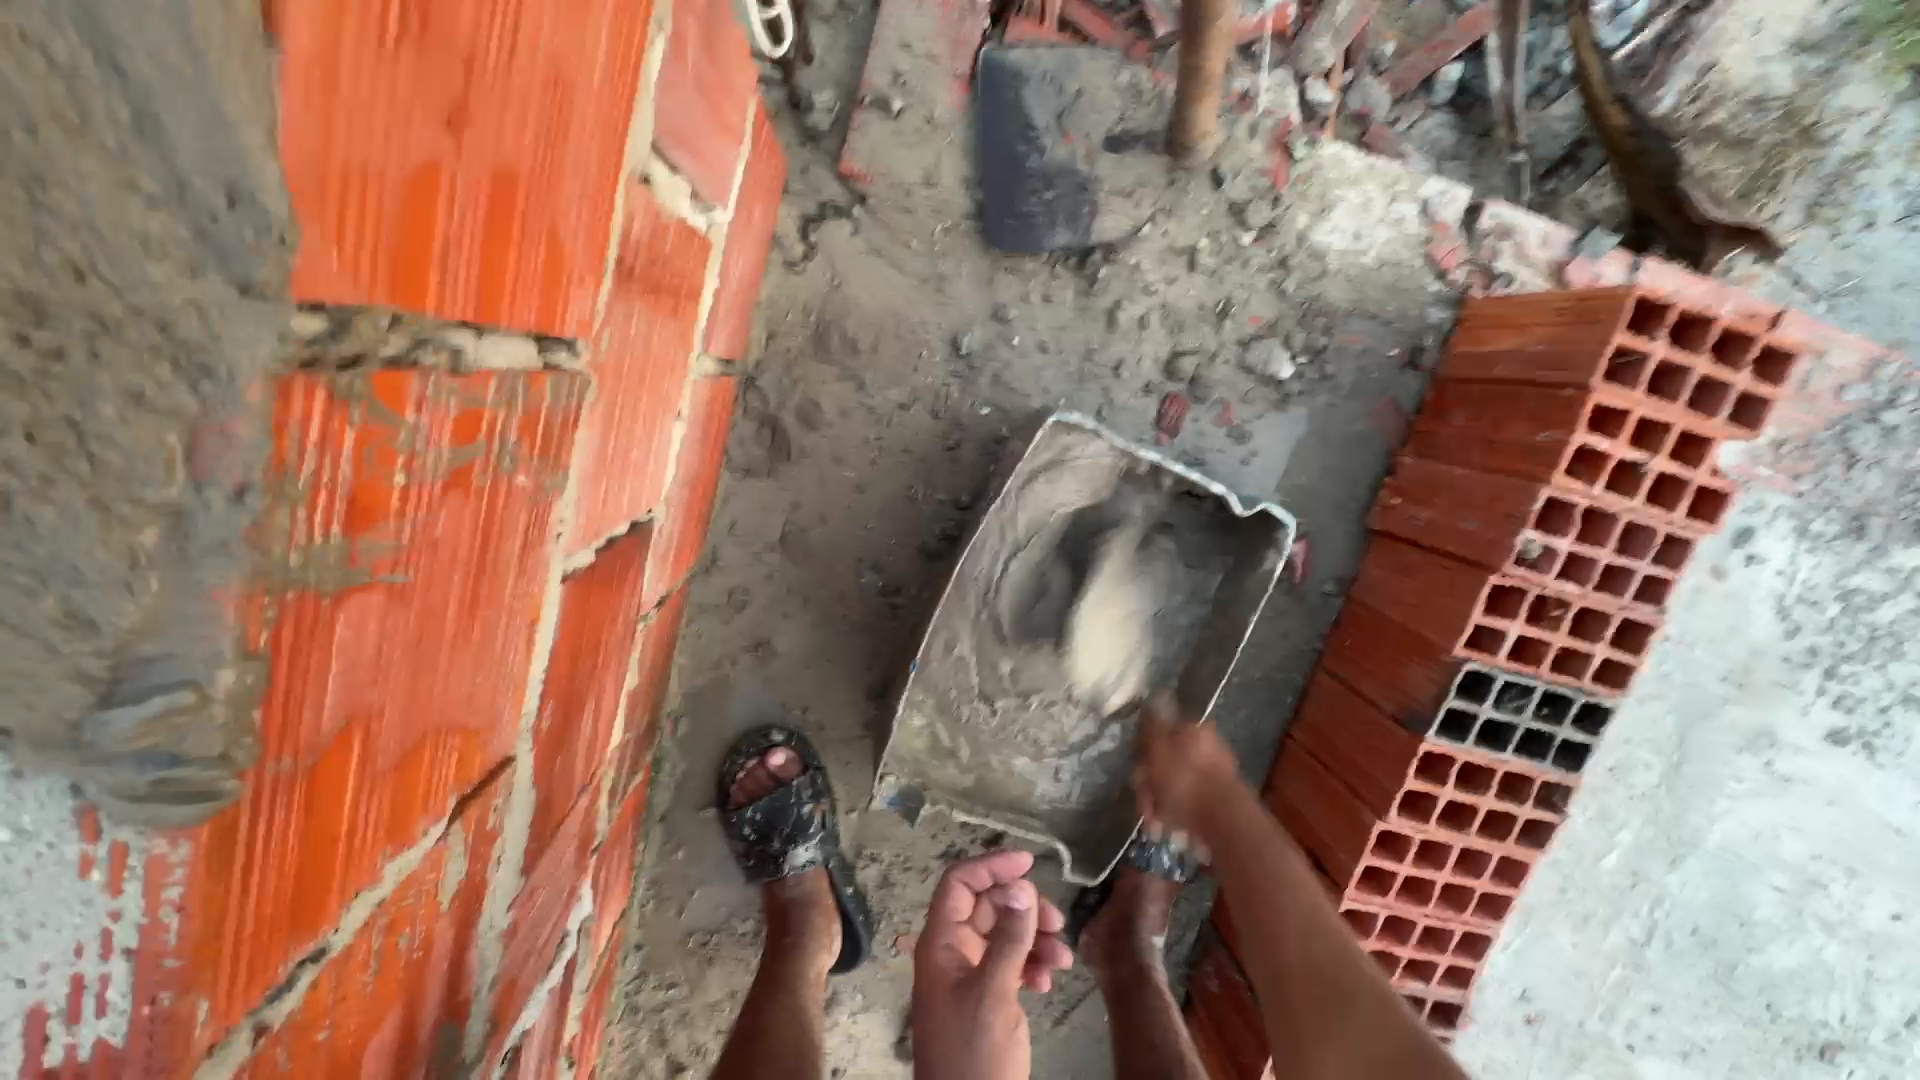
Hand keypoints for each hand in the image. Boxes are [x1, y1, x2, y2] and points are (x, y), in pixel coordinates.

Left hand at [911, 851, 1072, 1079]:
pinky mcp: (986, 996)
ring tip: (1063, 959)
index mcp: (941, 943)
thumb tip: (1022, 886)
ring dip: (1034, 939)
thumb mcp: (993, 994)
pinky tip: (1048, 981)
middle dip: (1023, 908)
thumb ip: (1009, 939)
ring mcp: (968, 974)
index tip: (1029, 862)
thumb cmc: (973, 1055)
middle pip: (988, 906)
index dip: (991, 866)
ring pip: (1004, 935)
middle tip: (1058, 923)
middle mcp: (952, 951)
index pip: (960, 884)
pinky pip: (1010, 963)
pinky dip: (1032, 965)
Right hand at [1133, 690, 1241, 842]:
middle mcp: (1208, 746)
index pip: (1160, 734)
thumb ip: (1152, 724)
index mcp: (1194, 730)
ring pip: (1177, 784)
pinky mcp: (1221, 798)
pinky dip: (1179, 813)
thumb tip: (1158, 693)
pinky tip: (1172, 828)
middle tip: (1146, 805)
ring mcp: (1217, 773)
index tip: (1138, 773)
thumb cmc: (1184, 781)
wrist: (1224, 821)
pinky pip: (1191, 801)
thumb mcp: (1158, 749)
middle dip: (1151, 786)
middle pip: (1168, 762)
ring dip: (1162, 803)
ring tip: (1157, 824)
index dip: (1144, 755)